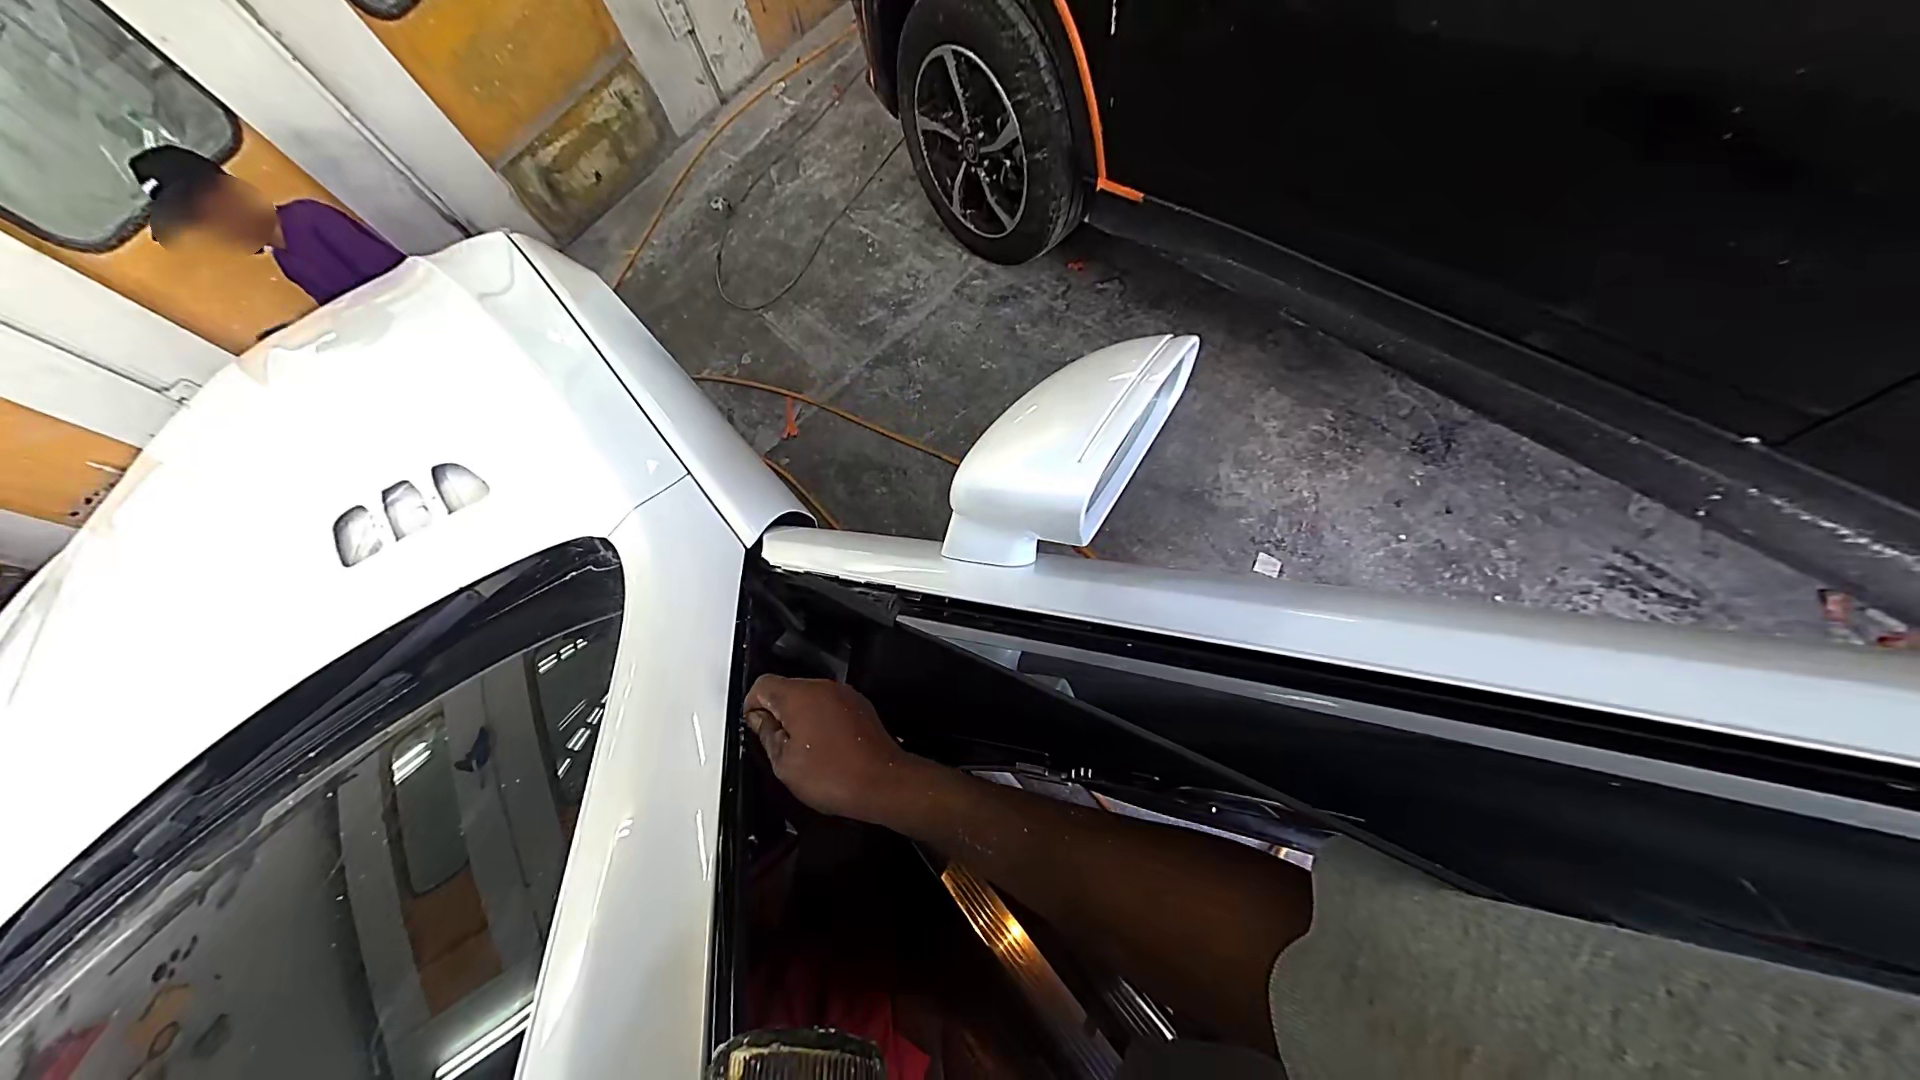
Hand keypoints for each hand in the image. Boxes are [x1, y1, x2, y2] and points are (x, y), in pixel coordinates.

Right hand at [742, 675, 928, 823]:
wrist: (882, 782)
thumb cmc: (836, 775)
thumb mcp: (784, 763)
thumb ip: (766, 734)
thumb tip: (760, 720)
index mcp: (800, 696)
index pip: (762, 684)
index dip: (752, 706)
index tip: (756, 726)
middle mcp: (824, 688)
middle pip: (787, 690)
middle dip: (778, 714)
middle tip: (780, 747)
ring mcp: (844, 695)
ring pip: (810, 699)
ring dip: (802, 720)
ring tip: (805, 752)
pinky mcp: (859, 706)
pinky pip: (830, 707)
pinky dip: (823, 723)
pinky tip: (826, 750)